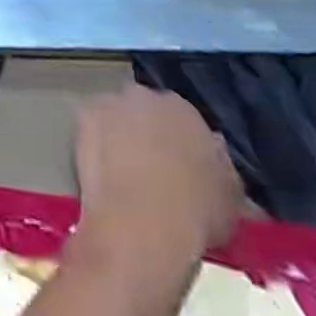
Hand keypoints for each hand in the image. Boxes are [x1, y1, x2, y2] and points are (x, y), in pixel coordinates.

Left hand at [73, 88, 242, 252]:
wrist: (142, 220)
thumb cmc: (195, 211)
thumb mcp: (231, 193)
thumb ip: (220, 164)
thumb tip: (213, 152)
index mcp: (184, 108)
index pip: (181, 115)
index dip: (180, 139)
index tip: (179, 160)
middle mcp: (145, 95)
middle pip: (144, 109)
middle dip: (147, 128)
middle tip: (149, 162)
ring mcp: (110, 103)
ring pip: (115, 114)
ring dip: (118, 131)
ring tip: (122, 167)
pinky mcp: (84, 117)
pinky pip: (91, 125)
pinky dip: (95, 140)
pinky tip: (101, 166)